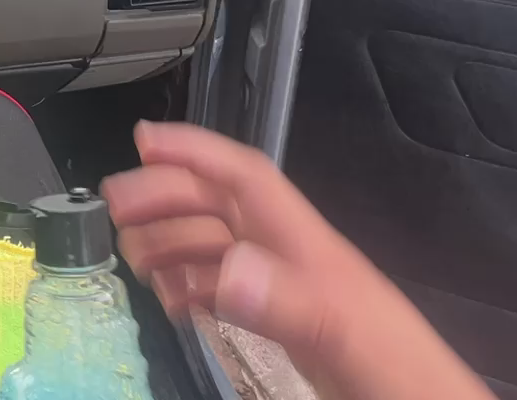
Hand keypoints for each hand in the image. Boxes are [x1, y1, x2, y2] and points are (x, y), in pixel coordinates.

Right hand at [99, 121, 494, 399]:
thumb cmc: (402, 379)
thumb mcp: (349, 341)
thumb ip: (291, 304)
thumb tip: (227, 269)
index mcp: (308, 247)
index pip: (246, 177)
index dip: (194, 149)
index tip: (143, 140)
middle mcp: (293, 259)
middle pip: (220, 206)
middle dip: (165, 195)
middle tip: (114, 205)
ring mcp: (290, 293)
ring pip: (217, 245)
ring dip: (170, 239)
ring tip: (130, 253)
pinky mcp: (289, 328)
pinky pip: (227, 289)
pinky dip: (190, 284)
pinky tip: (170, 299)